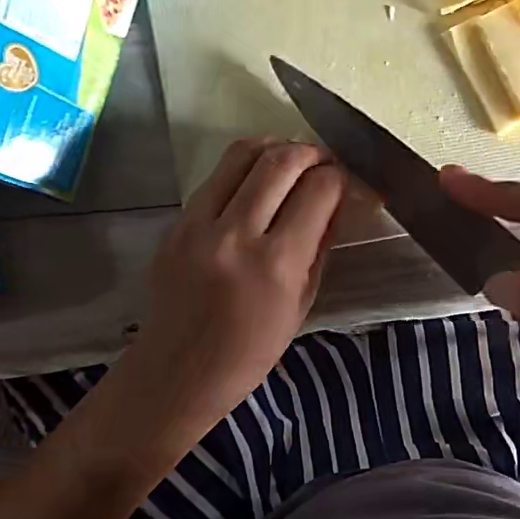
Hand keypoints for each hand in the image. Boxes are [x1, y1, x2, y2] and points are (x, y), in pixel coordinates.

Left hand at [114, 139, 346, 439]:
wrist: (180, 368)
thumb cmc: (250, 350)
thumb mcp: (301, 303)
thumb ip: (319, 244)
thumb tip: (336, 197)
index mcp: (275, 265)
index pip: (318, 190)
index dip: (340, 177)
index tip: (345, 180)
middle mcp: (235, 236)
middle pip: (280, 160)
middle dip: (311, 152)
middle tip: (321, 163)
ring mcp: (197, 226)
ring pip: (241, 155)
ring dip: (273, 150)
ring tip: (288, 163)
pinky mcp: (174, 225)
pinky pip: (213, 180)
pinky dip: (240, 173)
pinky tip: (252, 188)